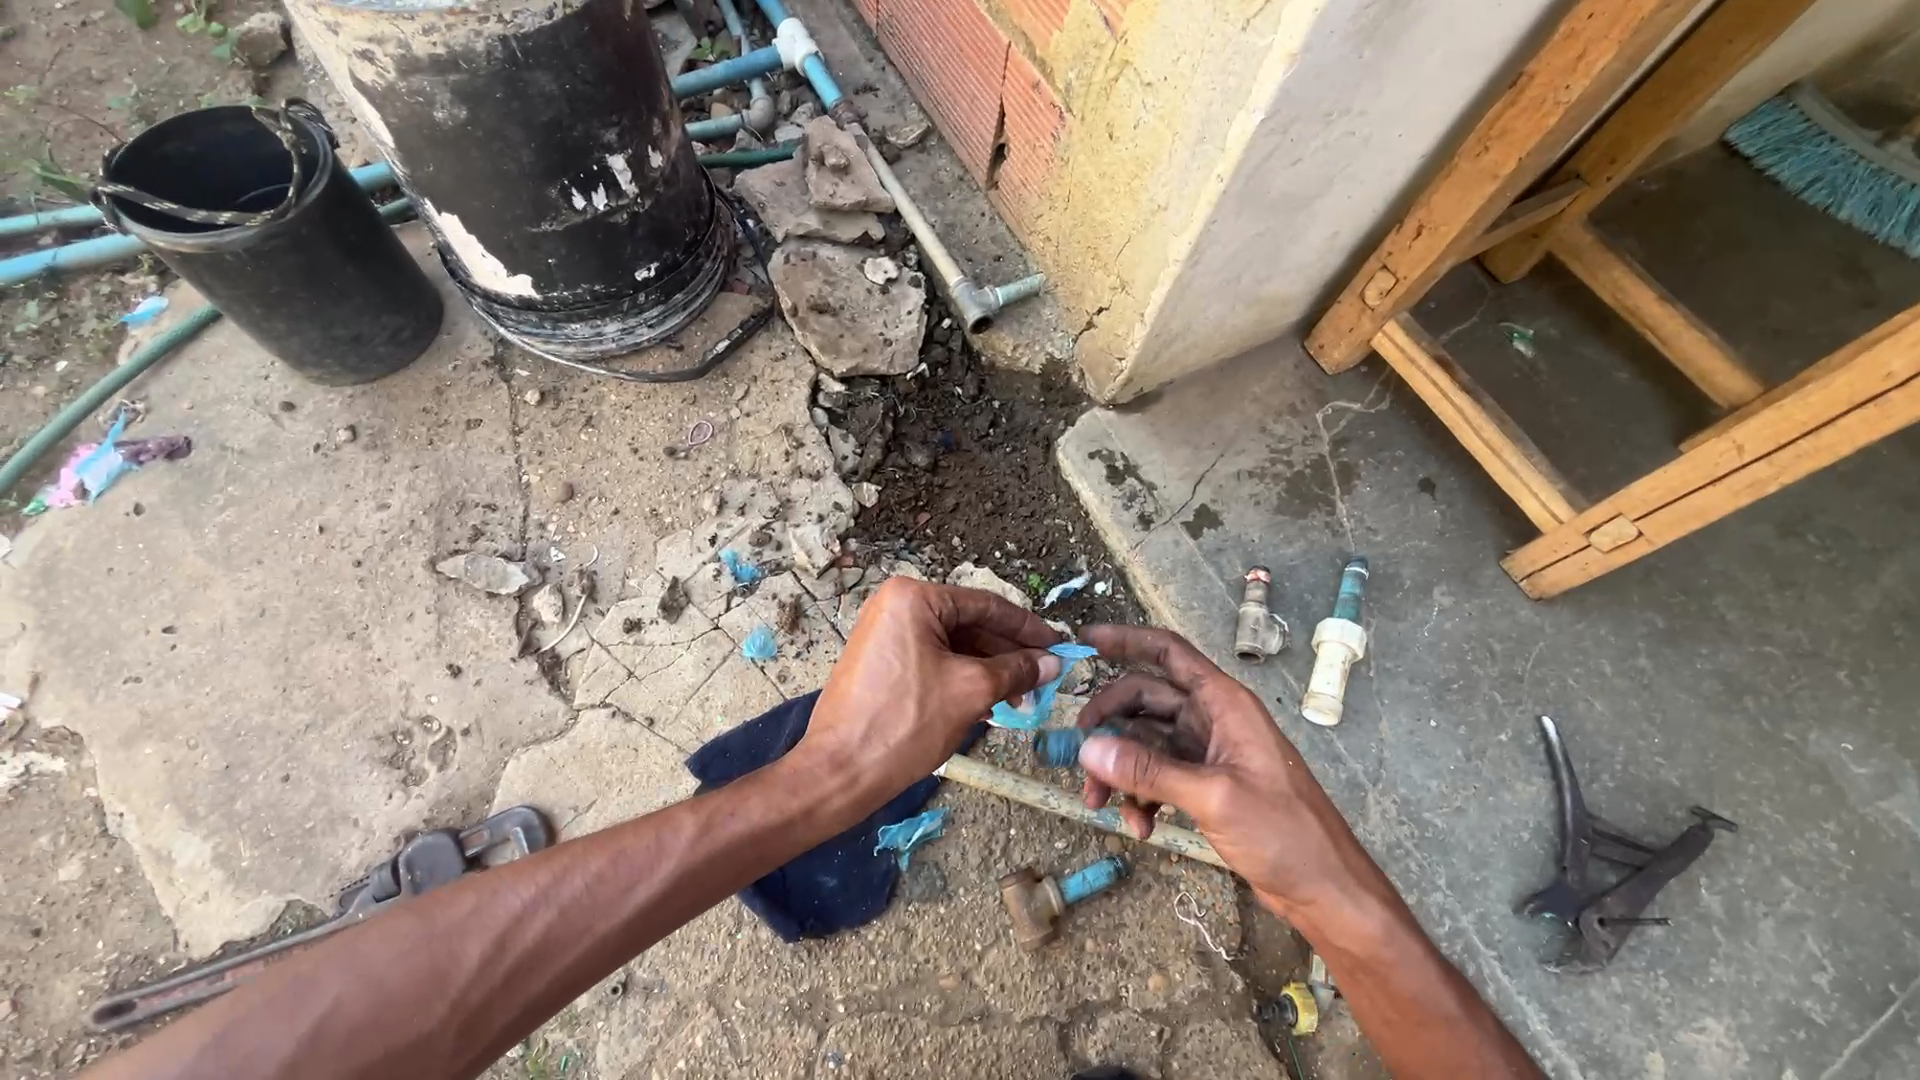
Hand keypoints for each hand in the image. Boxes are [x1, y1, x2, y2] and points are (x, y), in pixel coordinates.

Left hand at [799, 578, 1063, 802]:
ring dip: (988, 671)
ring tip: (1020, 700)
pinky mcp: (880, 662)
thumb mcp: (971, 691)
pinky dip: (962, 679)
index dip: (1027, 628)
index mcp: (913, 598)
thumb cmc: (905, 723)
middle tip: (1043, 679)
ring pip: (952, 646)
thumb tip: (1051, 663)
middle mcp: (895, 606)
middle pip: (969, 625)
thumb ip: (1016, 670)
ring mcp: (884, 633)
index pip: (986, 605)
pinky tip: (989, 704)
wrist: (840, 771)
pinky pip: (932, 661)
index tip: (1058, 645)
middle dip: (1008, 654)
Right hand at [1074, 625, 1382, 926]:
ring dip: (1119, 769)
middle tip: (1080, 754)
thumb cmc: (1285, 834)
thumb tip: (1088, 747)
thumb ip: (1148, 770)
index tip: (1085, 639)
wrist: (1325, 890)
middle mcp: (1212, 719)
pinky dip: (1140, 796)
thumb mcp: (1213, 797)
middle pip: (1144, 700)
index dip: (1126, 640)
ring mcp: (1206, 752)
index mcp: (1224, 703)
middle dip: (1108, 725)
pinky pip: (1155, 775)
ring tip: (1100, 804)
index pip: (1169, 652)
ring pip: (1144, 742)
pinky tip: (1140, 826)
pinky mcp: (1202, 784)